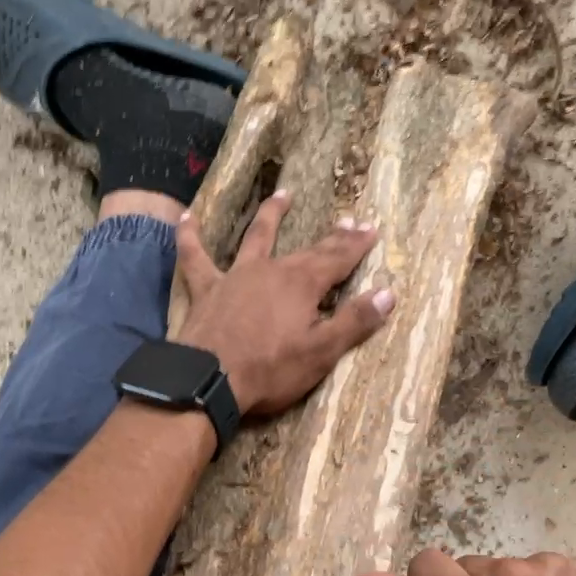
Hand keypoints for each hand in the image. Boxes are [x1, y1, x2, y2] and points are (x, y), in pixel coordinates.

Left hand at [175, 191, 394, 415]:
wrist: (208, 380)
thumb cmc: (270, 370)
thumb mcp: (321, 352)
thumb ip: (354, 321)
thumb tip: (388, 294)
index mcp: (302, 285)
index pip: (338, 259)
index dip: (356, 245)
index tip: (372, 228)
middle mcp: (271, 270)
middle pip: (307, 249)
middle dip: (331, 236)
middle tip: (348, 219)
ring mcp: (236, 276)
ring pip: (255, 238)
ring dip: (270, 215)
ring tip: (282, 194)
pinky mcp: (206, 290)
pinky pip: (195, 256)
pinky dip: (190, 236)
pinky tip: (186, 217)